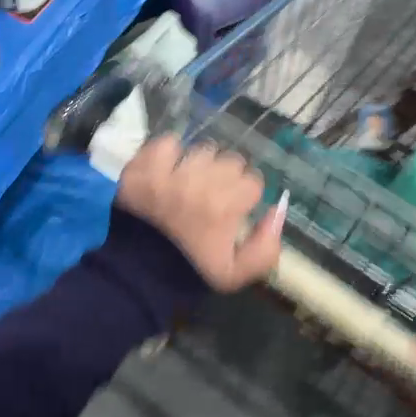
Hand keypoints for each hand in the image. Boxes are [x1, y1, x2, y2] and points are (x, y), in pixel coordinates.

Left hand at [116, 135, 285, 292]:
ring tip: (191, 182)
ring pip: (201, 150)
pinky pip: (167, 143)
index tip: (235, 208)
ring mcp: (169, 171)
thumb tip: (278, 210)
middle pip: (230, 161)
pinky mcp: (143, 166)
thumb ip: (266, 245)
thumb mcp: (235, 273)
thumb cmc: (190, 272)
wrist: (137, 273)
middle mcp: (199, 182)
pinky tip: (169, 169)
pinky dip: (170, 153)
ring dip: (201, 164)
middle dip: (226, 177)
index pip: (252, 181)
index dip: (245, 196)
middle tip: (213, 195)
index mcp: (225, 207)